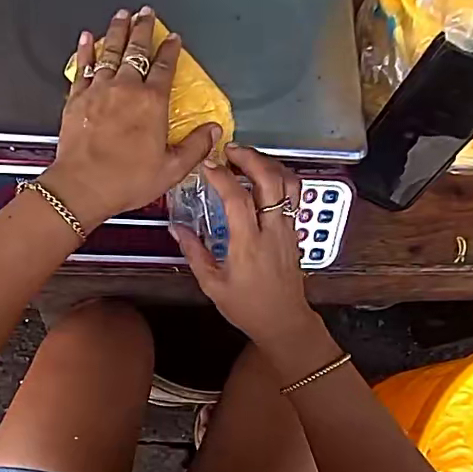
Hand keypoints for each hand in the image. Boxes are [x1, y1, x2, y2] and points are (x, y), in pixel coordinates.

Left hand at [41, 7, 216, 227]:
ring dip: (117, 32)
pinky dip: (86, 51)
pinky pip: (83, 67)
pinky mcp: (76, 100)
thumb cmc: (125, 180)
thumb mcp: (171, 169)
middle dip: (143, 29)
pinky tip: (89, 39)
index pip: (165, 67)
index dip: (171, 50)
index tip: (174, 39)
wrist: (83, 186)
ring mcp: (98, 91)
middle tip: (146, 13)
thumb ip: (195, 147)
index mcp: (152, 103)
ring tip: (122, 15)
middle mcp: (125, 89)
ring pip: (110, 52)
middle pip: (136, 50)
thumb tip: (212, 132)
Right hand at [171, 144, 323, 351]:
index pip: (238, 199)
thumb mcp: (212, 285)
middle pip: (270, 180)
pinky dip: (279, 177)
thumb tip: (176, 229)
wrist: (284, 321)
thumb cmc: (247, 307)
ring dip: (268, 163)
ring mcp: (288, 230)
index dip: (222, 176)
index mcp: (248, 246)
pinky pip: (293, 195)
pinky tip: (264, 176)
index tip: (207, 165)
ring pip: (288, 182)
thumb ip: (194, 253)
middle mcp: (272, 232)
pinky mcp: (295, 231)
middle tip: (230, 150)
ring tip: (248, 158)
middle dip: (250, 157)